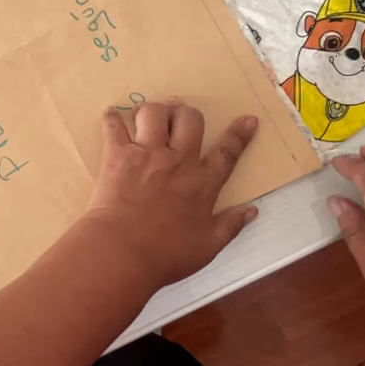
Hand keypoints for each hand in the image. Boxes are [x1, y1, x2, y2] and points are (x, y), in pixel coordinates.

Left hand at [80, 98, 259, 287]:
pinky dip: (111, 118)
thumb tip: (253, 211)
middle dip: (186, 113)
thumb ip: (230, 226)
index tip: (247, 118)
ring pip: (154, 114)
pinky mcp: (117, 155)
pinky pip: (114, 127)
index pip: (227, 152)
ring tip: (147, 114)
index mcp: (203, 184)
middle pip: (190, 120)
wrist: (122, 252)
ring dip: (153, 110)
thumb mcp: (207, 247)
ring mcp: (147, 155)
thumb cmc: (166, 255)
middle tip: (178, 115)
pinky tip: (111, 114)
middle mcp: (178, 161)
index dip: (239, 134)